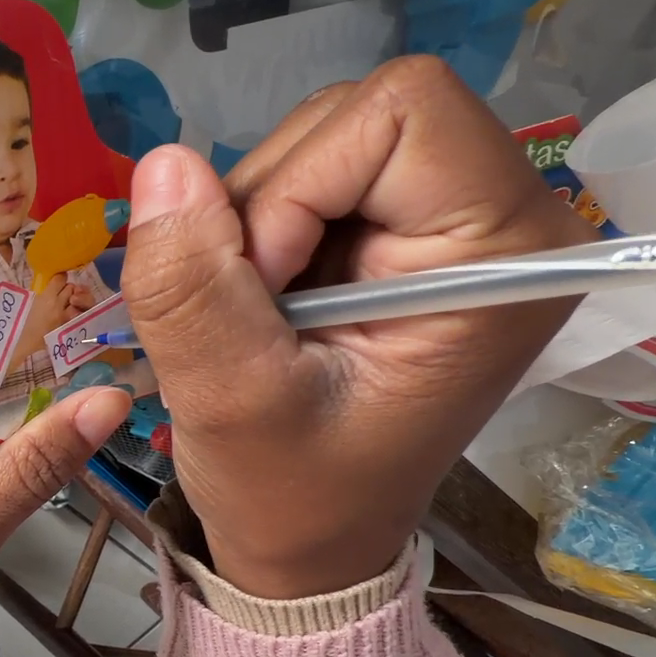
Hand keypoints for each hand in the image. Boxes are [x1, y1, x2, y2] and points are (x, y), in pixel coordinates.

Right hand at [120, 57, 596, 598]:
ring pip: (304, 152)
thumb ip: (191, 289)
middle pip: (344, 123)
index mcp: (498, 251)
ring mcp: (432, 229)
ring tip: (244, 322)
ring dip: (239, 231)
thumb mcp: (228, 401)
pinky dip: (240, 244)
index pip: (394, 117)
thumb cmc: (284, 490)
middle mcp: (487, 218)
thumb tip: (158, 163)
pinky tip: (248, 312)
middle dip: (257, 213)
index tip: (263, 291)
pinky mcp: (383, 246)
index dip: (295, 192)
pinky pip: (288, 191)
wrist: (301, 540)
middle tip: (244, 315)